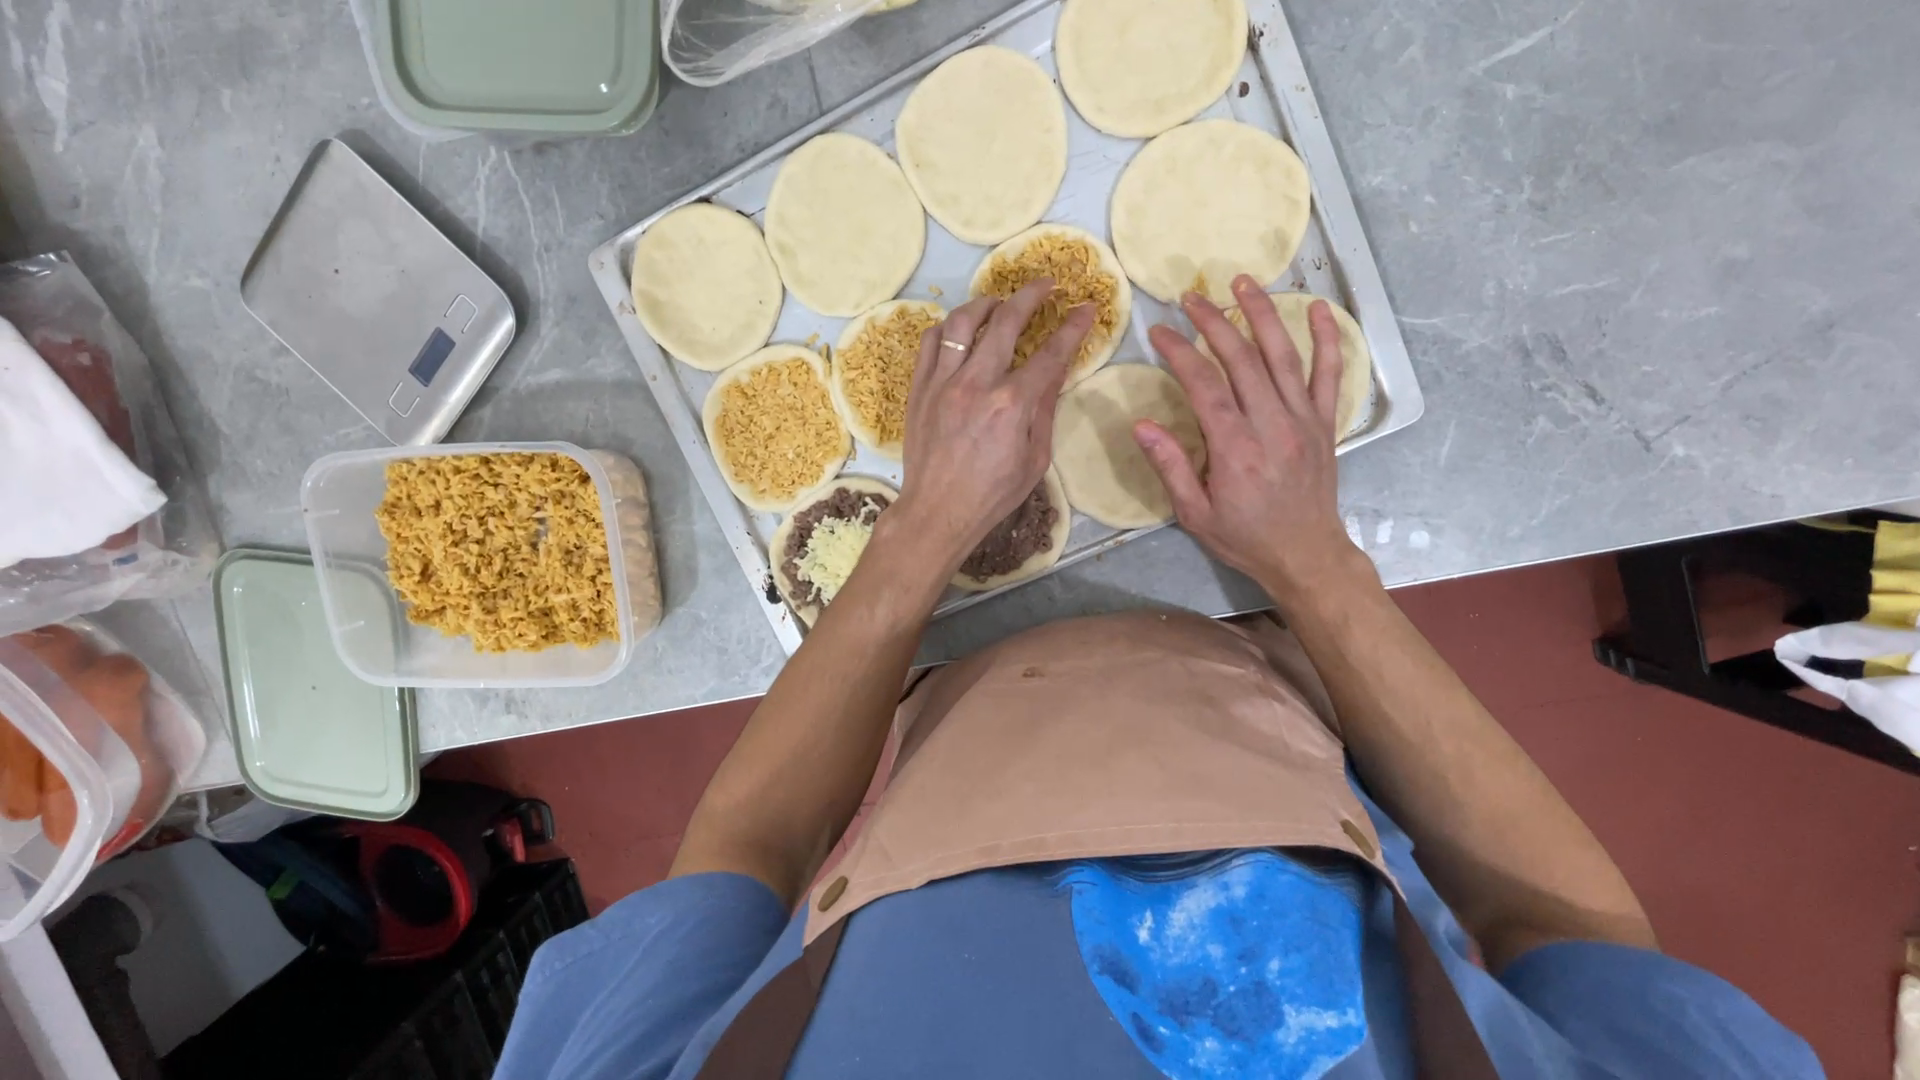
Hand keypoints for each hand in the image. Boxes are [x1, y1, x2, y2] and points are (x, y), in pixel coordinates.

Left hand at [891, 279, 1094, 570]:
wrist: (937, 511)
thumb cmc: (992, 494)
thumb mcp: (1035, 458)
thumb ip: (1045, 408)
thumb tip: (1056, 370)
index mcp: (1012, 405)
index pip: (1050, 353)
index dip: (1072, 326)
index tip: (1085, 308)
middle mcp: (976, 384)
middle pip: (1006, 321)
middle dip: (1031, 295)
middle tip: (1045, 284)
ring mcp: (942, 383)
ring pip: (962, 322)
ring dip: (986, 303)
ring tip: (1000, 302)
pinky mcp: (919, 388)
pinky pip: (930, 341)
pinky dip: (948, 327)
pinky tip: (962, 328)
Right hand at [1134, 275, 1369, 605]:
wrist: (1306, 555)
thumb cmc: (1244, 538)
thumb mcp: (1194, 514)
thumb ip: (1170, 466)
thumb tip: (1141, 424)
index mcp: (1236, 448)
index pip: (1204, 385)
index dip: (1180, 352)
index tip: (1158, 332)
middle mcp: (1273, 425)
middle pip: (1242, 359)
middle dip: (1214, 321)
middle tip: (1191, 297)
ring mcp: (1304, 420)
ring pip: (1284, 355)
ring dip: (1263, 314)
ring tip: (1244, 282)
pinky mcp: (1326, 423)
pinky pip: (1330, 374)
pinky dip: (1327, 339)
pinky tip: (1319, 309)